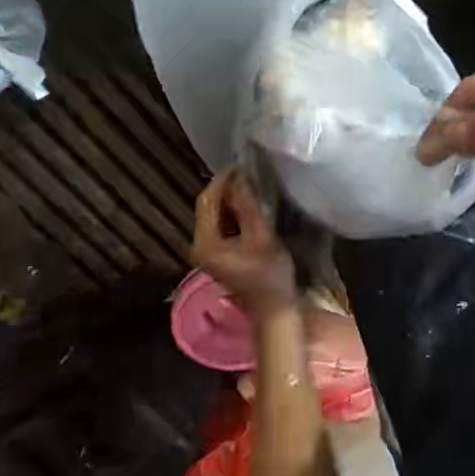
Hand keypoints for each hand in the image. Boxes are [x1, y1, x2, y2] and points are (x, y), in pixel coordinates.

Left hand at [192, 169, 297, 315]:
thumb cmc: (271, 276)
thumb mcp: (262, 236)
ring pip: (214, 214)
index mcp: (205, 243)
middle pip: (207, 206)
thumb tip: (241, 176)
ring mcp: (207, 251)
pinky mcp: (218, 254)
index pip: (207, 201)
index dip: (222, 180)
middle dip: (226, 188)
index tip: (242, 164)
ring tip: (252, 184)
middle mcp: (199, 245)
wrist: (275, 311)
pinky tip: (249, 205)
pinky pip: (221, 224)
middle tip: (248, 172)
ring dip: (230, 199)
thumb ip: (248, 205)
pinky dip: (233, 212)